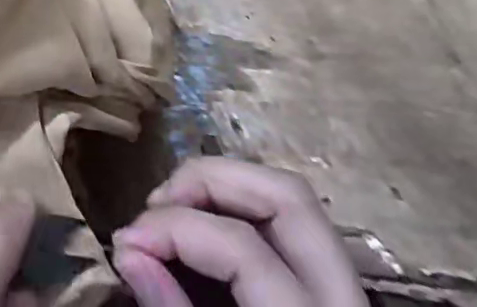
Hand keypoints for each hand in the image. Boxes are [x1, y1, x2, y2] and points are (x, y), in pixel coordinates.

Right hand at [113, 158, 363, 306]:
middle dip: (205, 181)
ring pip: (289, 197)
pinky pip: (288, 226)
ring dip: (219, 188)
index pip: (241, 245)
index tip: (125, 245)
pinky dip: (238, 210)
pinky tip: (203, 230)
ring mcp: (351, 292)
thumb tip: (127, 251)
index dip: (172, 230)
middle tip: (156, 206)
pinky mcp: (336, 292)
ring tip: (172, 212)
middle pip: (284, 194)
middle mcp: (347, 299)